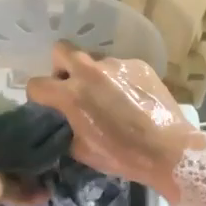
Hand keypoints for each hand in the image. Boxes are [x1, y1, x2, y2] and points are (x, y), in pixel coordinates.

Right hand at [25, 42, 199, 200]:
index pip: (36, 84)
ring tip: (109, 97)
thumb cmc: (123, 155)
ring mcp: (117, 64)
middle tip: (72, 86)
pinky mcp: (139, 64)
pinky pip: (119, 67)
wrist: (169, 150)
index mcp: (72, 94)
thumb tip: (65, 122)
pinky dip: (118, 80)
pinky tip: (131, 98)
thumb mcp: (82, 151)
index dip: (38, 96)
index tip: (47, 104)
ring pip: (94, 60)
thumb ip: (66, 129)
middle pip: (61, 49)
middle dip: (60, 66)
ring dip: (93, 75)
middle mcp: (90, 71)